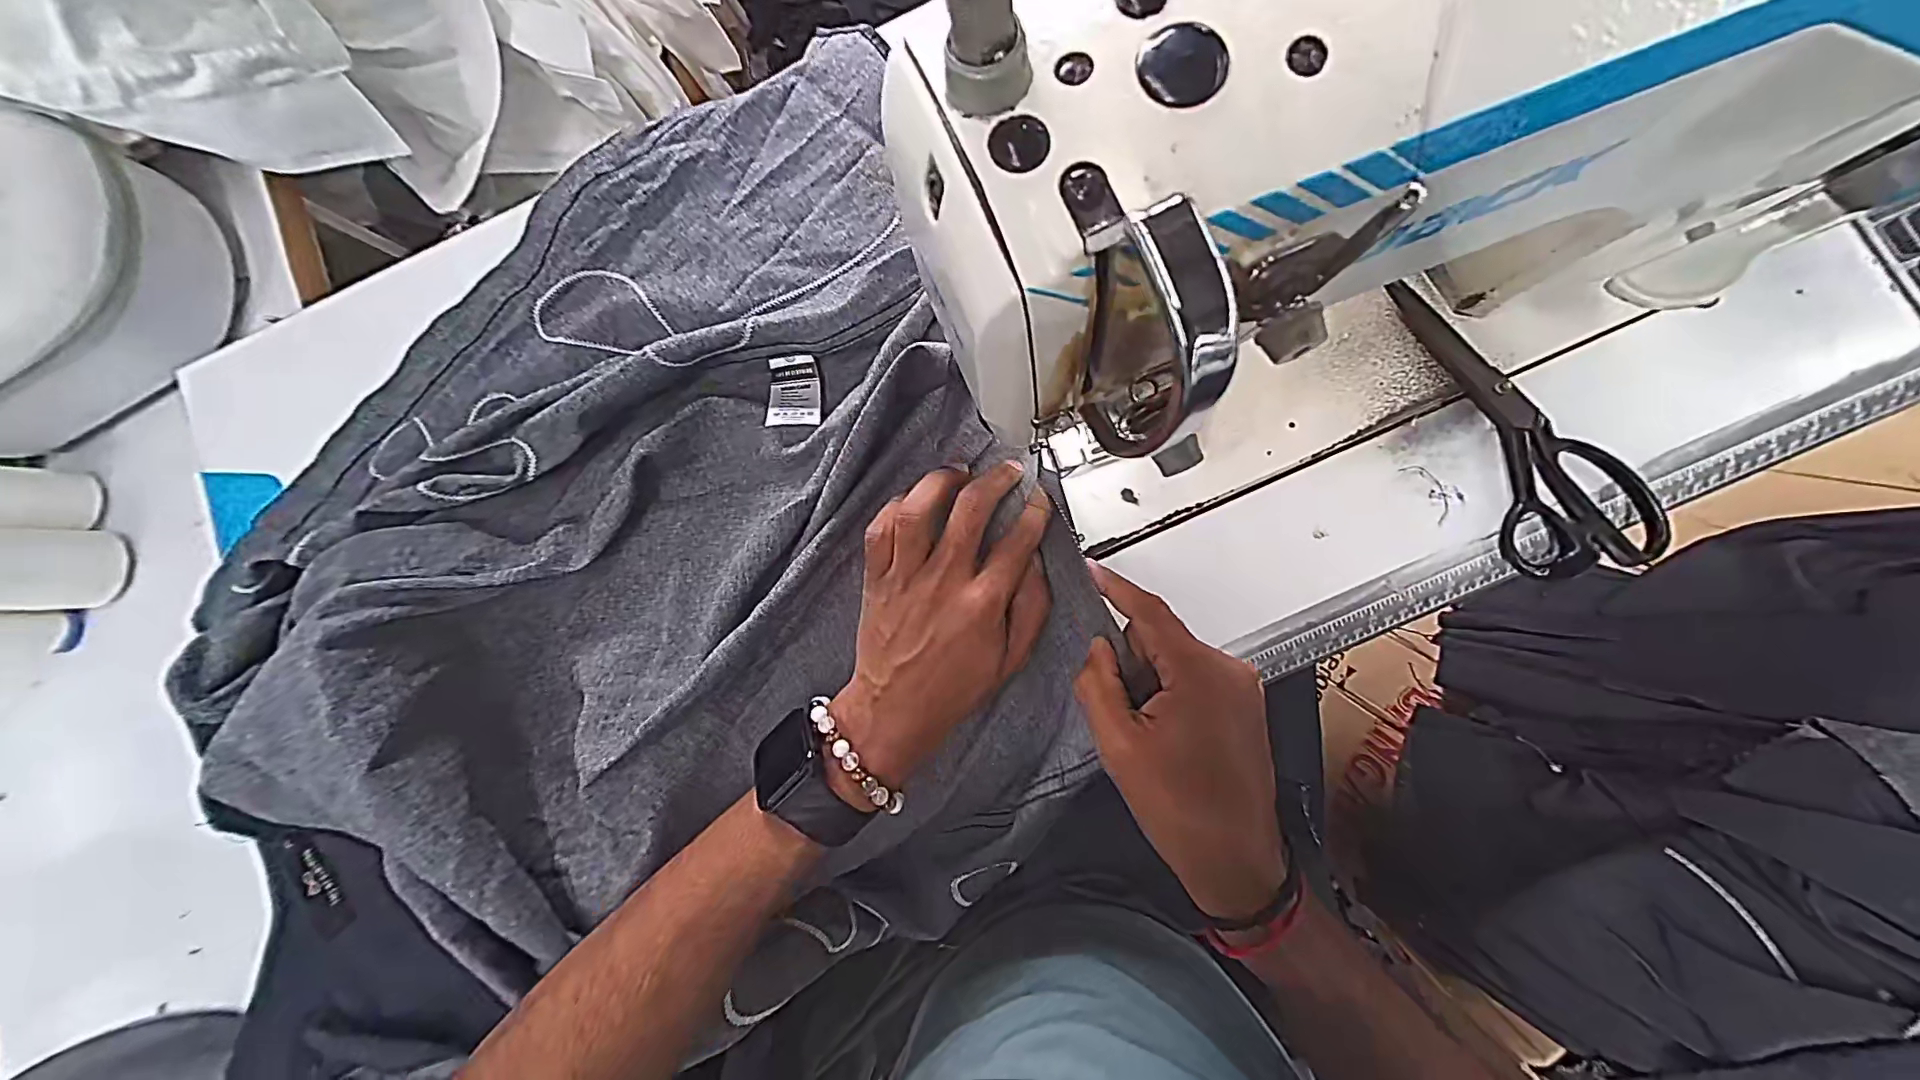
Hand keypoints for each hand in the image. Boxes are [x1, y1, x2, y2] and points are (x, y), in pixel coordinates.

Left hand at [826, 463, 1053, 809]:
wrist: (895, 709)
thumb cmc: (950, 688)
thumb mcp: (1011, 659)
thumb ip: (1032, 608)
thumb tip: (1037, 564)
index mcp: (982, 604)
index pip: (1017, 540)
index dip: (1034, 511)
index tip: (1038, 500)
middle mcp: (943, 583)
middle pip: (970, 510)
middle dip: (995, 481)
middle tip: (1006, 473)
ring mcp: (906, 578)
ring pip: (918, 510)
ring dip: (941, 482)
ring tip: (958, 474)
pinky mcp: (877, 579)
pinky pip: (880, 530)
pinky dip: (896, 507)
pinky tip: (914, 501)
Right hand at [1074, 563, 1286, 922]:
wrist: (1235, 860)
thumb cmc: (1184, 812)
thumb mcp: (1118, 745)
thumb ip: (1097, 683)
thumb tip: (1097, 649)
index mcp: (1198, 673)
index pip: (1149, 611)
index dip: (1116, 587)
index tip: (1093, 570)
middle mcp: (1228, 671)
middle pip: (1159, 639)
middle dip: (1131, 664)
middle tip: (1122, 713)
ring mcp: (1241, 688)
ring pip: (1175, 660)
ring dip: (1151, 684)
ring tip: (1151, 737)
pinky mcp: (1244, 705)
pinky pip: (1194, 678)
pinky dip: (1170, 694)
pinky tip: (1168, 738)